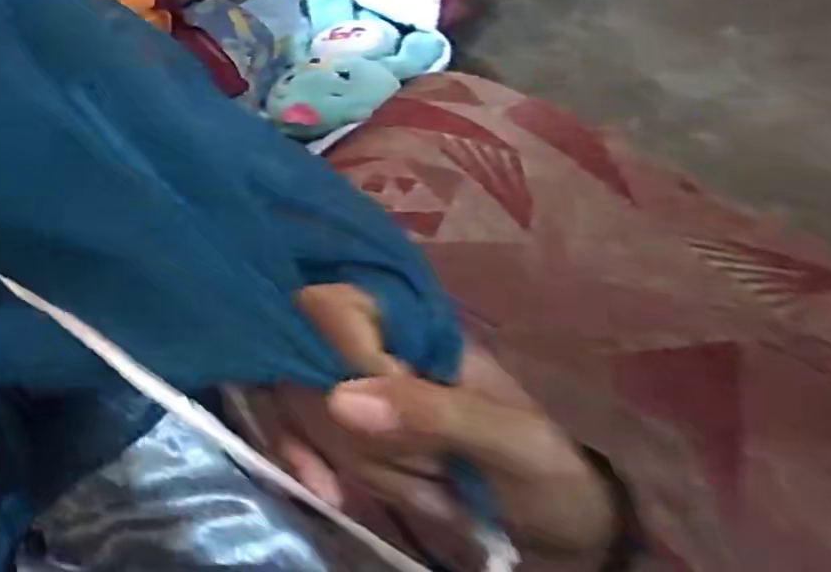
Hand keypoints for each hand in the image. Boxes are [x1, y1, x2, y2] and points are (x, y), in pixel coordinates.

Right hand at [259, 286, 616, 565]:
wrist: (550, 521)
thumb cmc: (539, 466)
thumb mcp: (509, 440)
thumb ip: (430, 412)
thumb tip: (337, 399)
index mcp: (397, 319)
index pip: (326, 308)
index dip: (350, 362)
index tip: (406, 422)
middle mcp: (350, 335)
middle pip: (298, 359)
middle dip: (357, 434)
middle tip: (432, 471)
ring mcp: (327, 373)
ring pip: (291, 399)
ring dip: (352, 459)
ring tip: (428, 488)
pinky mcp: (318, 412)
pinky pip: (280, 420)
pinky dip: (300, 456)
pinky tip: (326, 490)